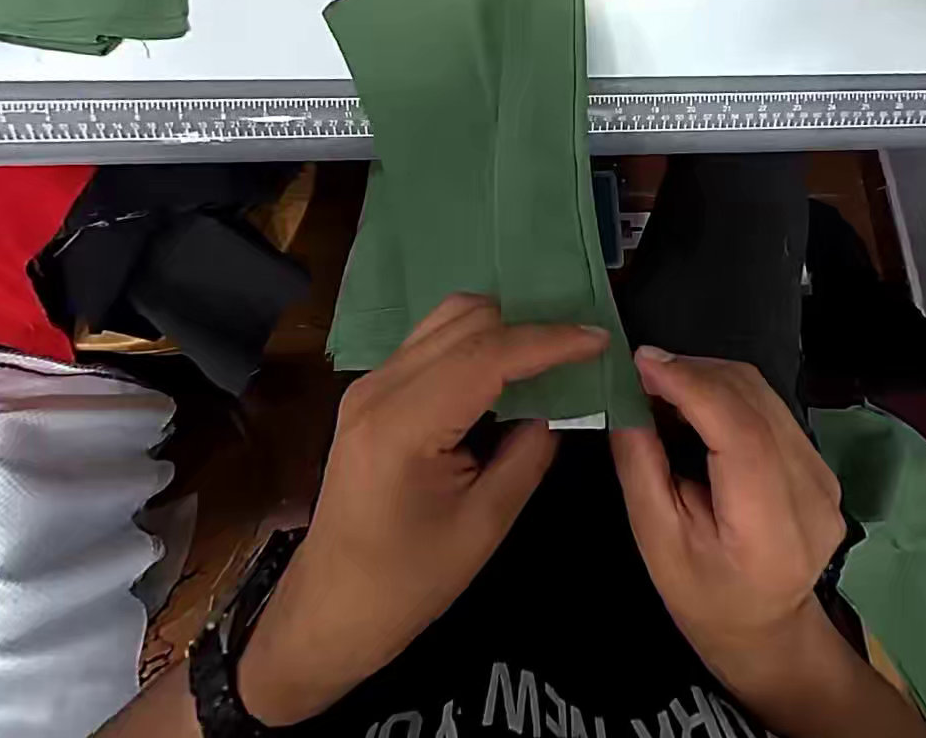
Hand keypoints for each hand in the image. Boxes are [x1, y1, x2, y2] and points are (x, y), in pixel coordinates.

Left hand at [235, 294, 607, 725]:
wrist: (328, 608)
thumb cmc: (407, 582)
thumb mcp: (484, 526)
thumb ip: (528, 454)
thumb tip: (558, 405)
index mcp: (402, 425)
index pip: (486, 356)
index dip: (548, 342)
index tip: (597, 339)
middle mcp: (380, 386)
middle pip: (467, 320)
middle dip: (528, 329)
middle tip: (575, 354)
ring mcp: (370, 382)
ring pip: (449, 317)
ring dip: (501, 328)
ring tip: (541, 359)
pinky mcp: (371, 388)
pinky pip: (433, 338)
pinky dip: (476, 340)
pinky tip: (500, 370)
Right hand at [610, 348, 844, 676]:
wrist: (765, 628)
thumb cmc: (701, 593)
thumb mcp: (655, 537)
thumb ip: (640, 463)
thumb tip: (627, 396)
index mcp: (772, 529)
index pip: (740, 432)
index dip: (691, 385)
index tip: (642, 360)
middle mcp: (812, 492)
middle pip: (752, 400)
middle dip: (691, 372)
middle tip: (641, 374)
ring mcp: (823, 473)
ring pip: (760, 391)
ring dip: (706, 375)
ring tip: (662, 386)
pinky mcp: (817, 459)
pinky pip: (766, 402)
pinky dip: (723, 388)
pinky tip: (692, 401)